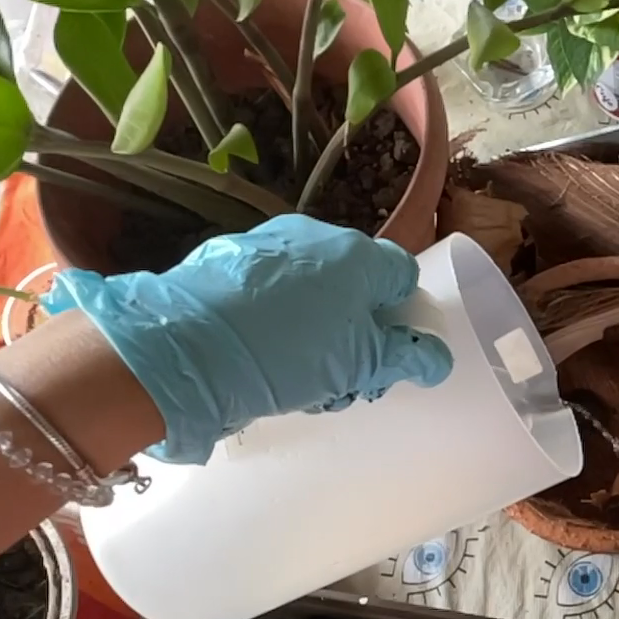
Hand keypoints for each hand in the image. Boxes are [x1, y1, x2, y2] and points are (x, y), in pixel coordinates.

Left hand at [47, 215, 453, 463]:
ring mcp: (267, 246)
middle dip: (359, 334)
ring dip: (321, 335)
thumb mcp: (359, 364)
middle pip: (357, 286)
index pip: (402, 275)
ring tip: (302, 381)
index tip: (387, 352)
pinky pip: (273, 292)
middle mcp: (315, 238)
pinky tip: (263, 359)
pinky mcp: (226, 262)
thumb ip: (407, 356)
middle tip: (346, 379)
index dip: (402, 316)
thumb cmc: (288, 352)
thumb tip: (438, 359)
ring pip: (314, 293)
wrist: (180, 349)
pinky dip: (280, 322)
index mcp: (357, 255)